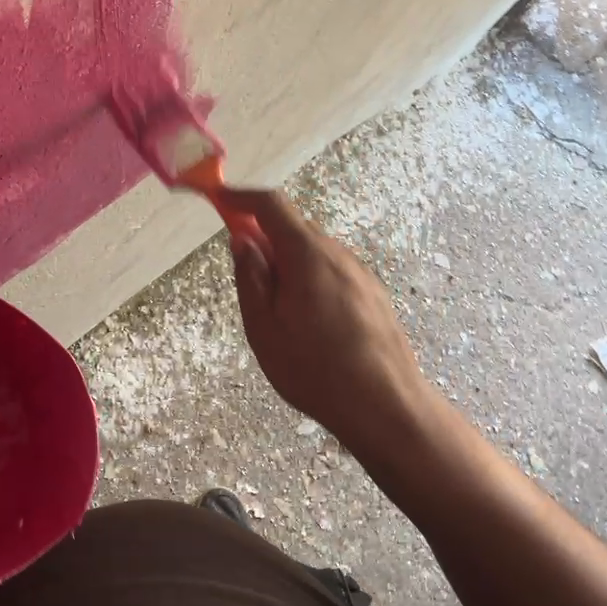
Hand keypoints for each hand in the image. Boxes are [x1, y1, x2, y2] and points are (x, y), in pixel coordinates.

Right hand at [219, 188, 433, 457]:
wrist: (387, 408)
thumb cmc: (314, 369)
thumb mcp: (263, 326)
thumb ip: (250, 276)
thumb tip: (243, 239)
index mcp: (307, 254)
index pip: (271, 205)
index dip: (241, 197)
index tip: (219, 199)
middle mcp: (338, 254)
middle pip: (294, 228)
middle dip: (265, 239)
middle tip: (248, 276)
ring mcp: (361, 274)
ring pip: (314, 252)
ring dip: (290, 263)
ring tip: (281, 314)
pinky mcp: (374, 295)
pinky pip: (333, 272)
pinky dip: (311, 279)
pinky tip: (311, 324)